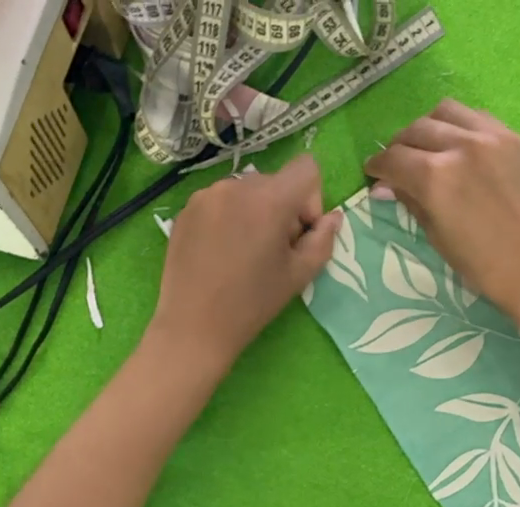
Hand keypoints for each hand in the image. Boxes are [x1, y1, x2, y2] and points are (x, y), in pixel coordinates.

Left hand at [148, 155, 342, 362]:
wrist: (194, 325)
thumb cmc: (252, 304)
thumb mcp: (298, 276)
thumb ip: (322, 241)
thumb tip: (333, 218)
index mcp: (270, 199)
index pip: (306, 168)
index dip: (311, 198)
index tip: (299, 233)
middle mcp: (237, 185)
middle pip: (274, 183)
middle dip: (281, 210)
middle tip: (272, 251)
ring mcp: (207, 195)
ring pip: (245, 193)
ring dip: (253, 214)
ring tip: (243, 254)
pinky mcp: (186, 209)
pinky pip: (219, 203)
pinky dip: (228, 220)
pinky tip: (220, 254)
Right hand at [365, 101, 519, 318]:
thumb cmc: (482, 265)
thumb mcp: (437, 236)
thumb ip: (411, 202)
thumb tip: (385, 186)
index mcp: (435, 177)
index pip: (394, 159)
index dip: (378, 167)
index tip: (373, 174)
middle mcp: (460, 146)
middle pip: (416, 130)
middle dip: (400, 146)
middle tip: (398, 164)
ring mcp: (491, 136)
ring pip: (446, 112)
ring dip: (429, 128)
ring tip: (428, 149)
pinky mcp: (514, 138)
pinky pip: (477, 118)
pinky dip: (460, 127)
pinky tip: (460, 147)